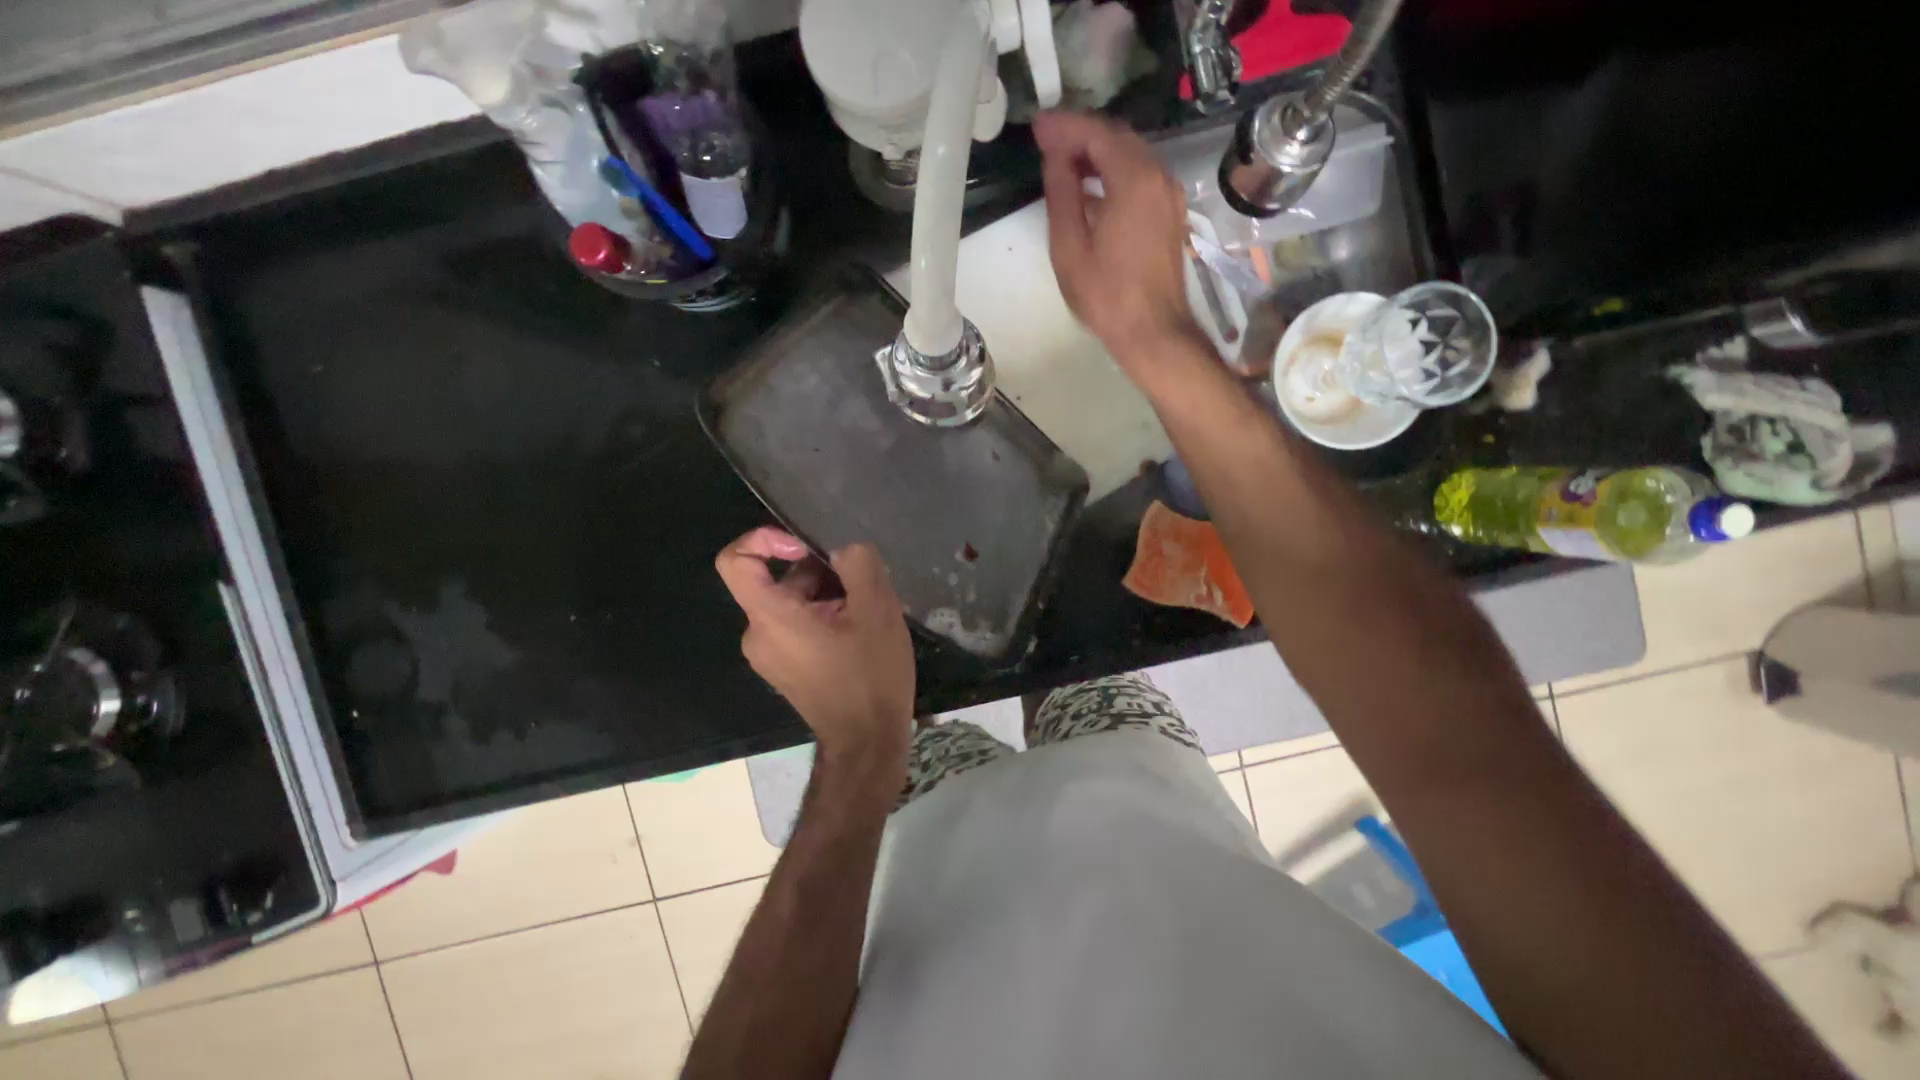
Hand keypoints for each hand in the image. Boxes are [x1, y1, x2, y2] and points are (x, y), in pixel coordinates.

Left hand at [715, 528, 914, 764]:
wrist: (867, 744)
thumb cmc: (870, 677)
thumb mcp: (877, 611)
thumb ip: (858, 564)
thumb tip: (843, 547)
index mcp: (770, 618)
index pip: (734, 561)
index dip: (763, 539)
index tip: (804, 546)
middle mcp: (758, 635)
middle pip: (776, 581)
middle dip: (818, 573)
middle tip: (861, 585)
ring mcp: (769, 655)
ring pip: (791, 603)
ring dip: (826, 596)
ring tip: (868, 610)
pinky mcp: (784, 668)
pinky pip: (795, 626)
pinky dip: (823, 617)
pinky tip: (860, 630)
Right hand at [1034, 110, 1198, 367]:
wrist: (1153, 331)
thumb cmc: (1106, 295)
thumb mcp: (1069, 245)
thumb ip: (1062, 192)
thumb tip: (1055, 155)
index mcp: (1134, 180)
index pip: (1096, 133)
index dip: (1064, 126)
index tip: (1036, 126)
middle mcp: (1158, 176)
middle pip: (1118, 138)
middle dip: (1081, 134)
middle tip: (1046, 141)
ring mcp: (1169, 194)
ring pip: (1132, 155)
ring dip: (1098, 152)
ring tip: (1062, 161)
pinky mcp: (1171, 212)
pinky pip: (1141, 176)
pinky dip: (1114, 171)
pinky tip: (1090, 187)